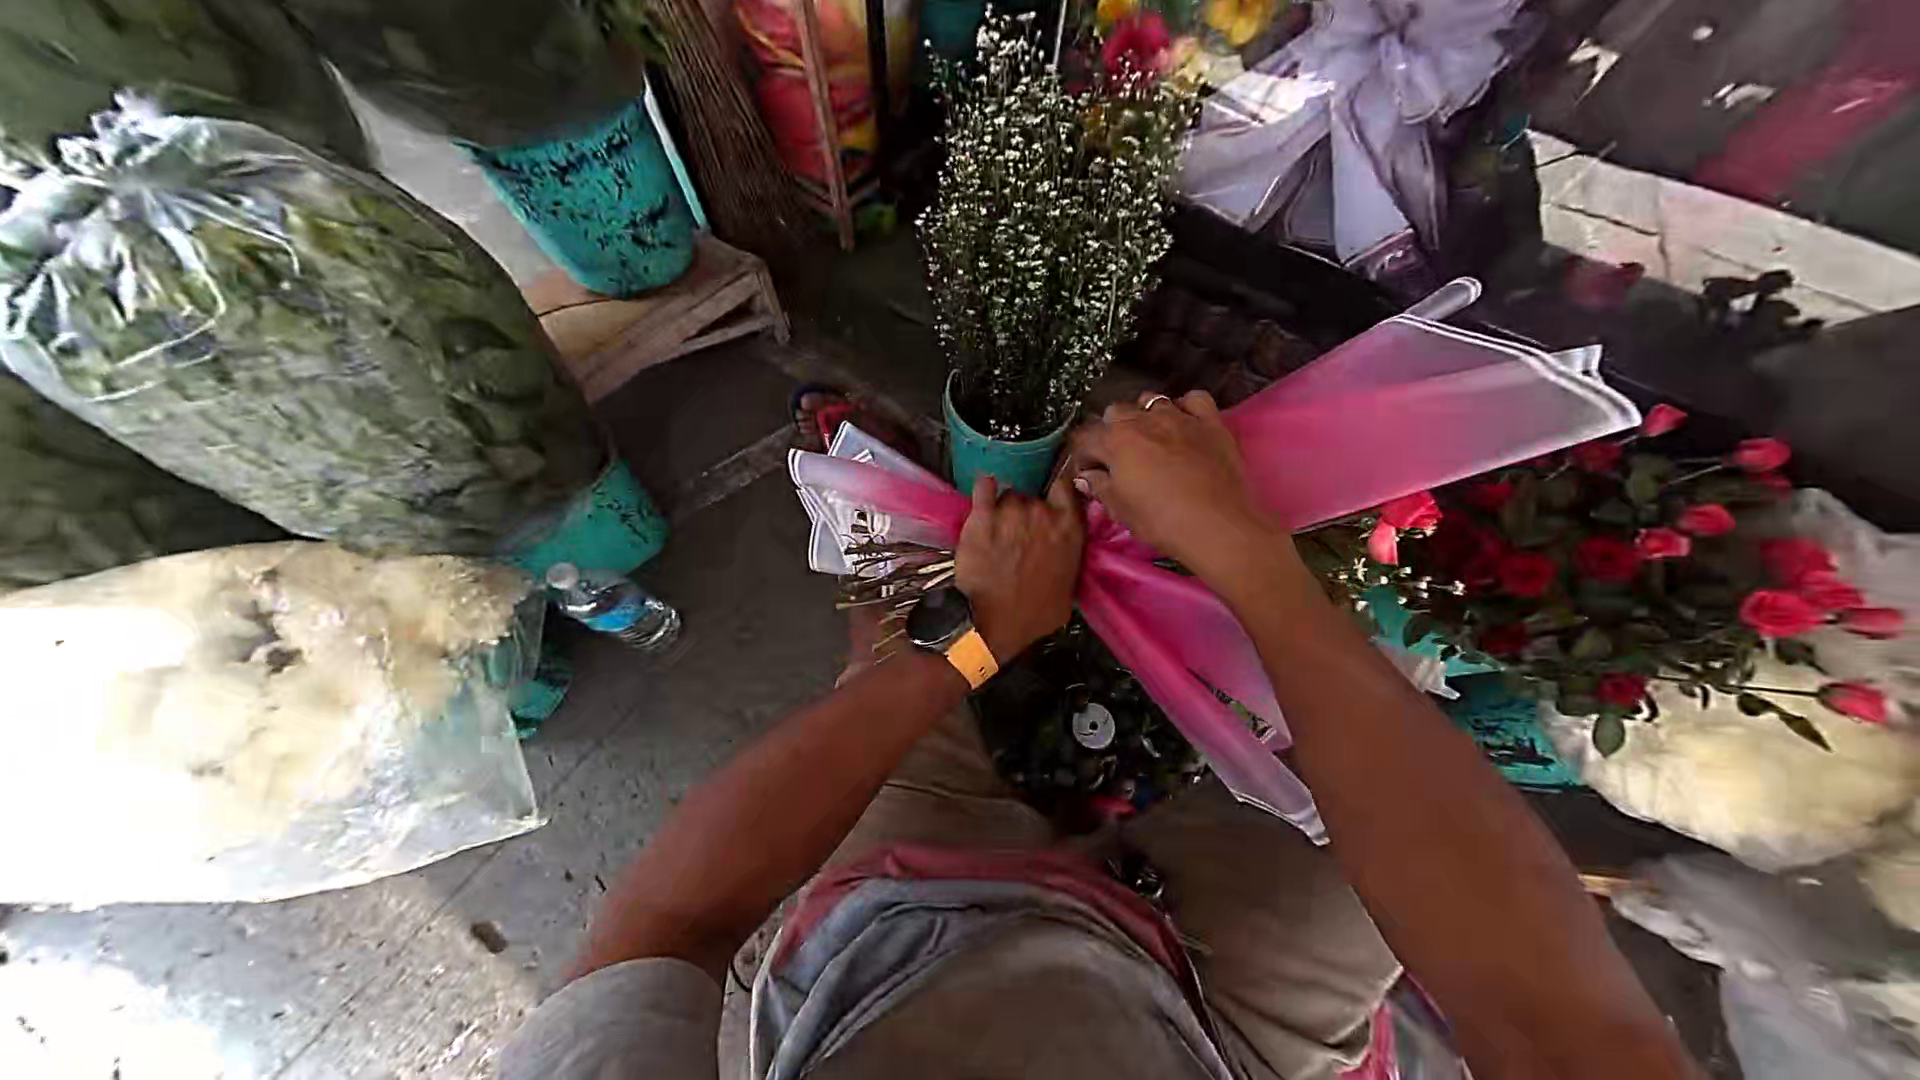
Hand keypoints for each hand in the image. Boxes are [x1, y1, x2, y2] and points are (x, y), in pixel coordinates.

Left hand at [954, 473, 1085, 658]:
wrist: (994, 623)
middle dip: (1026, 513)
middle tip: (1017, 533)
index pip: (1066, 489)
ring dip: (1003, 510)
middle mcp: (1043, 513)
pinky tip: (982, 497)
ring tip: (996, 531)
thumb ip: (1069, 561)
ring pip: (1008, 498)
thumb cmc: (1034, 614)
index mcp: (1070, 530)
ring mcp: (1011, 512)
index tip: (1050, 501)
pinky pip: (983, 489)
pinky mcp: (982, 517)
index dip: (1056, 493)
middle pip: (1033, 497)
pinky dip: (983, 491)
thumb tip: (1064, 555)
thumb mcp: (1069, 591)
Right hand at [1070, 390, 1294, 578]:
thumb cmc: (1159, 520)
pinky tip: (1183, 423)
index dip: (1083, 456)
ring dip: (1143, 416)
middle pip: (1115, 412)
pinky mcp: (1209, 421)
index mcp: (1115, 441)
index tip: (1089, 473)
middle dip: (1110, 432)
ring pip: (1150, 400)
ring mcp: (1178, 416)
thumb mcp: (1119, 509)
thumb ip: (1099, 486)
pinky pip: (1193, 400)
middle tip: (1118, 459)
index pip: (1085, 438)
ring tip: (1149, 439)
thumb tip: (1087, 476)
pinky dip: (1184, 407)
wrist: (1214, 523)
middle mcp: (1143, 420)